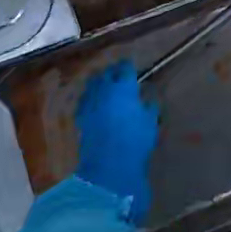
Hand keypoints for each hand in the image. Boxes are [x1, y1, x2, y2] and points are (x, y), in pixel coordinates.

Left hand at [74, 60, 159, 223]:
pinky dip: (90, 98)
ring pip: (92, 85)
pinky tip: (94, 102)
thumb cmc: (135, 142)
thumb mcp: (150, 123)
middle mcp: (103, 90)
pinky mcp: (80, 116)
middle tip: (117, 74)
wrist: (109, 166)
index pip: (125, 68)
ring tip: (105, 85)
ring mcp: (89, 102)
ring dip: (98, 83)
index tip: (130, 65)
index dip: (127, 66)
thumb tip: (149, 97)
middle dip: (111, 72)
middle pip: (105, 74)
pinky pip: (85, 100)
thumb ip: (149, 106)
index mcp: (123, 88)